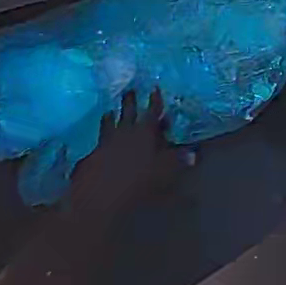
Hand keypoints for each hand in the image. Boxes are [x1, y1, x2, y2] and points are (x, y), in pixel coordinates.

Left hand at [58, 90, 182, 247]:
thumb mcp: (164, 173)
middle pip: (128, 112)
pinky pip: (98, 139)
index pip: (152, 111)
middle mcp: (124, 131)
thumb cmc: (137, 183)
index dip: (155, 100)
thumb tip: (193, 153)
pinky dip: (100, 136)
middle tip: (129, 90)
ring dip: (112, 116)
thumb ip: (178, 161)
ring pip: (109, 123)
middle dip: (130, 101)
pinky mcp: (91, 154)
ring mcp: (105, 141)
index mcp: (144, 132)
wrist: (98, 196)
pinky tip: (99, 137)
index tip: (155, 88)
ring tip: (110, 110)